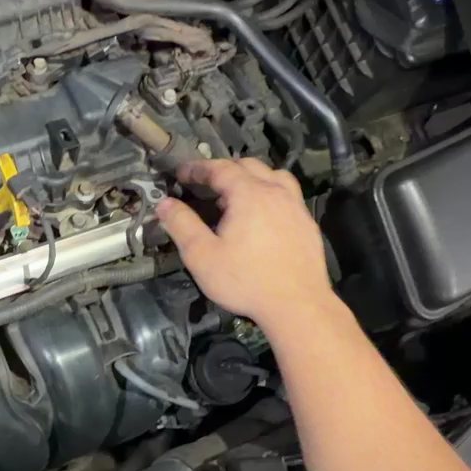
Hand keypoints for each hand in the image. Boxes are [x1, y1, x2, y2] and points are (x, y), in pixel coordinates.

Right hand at [155, 158, 332, 324]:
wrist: (296, 304)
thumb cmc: (245, 280)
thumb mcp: (202, 256)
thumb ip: (182, 225)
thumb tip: (164, 204)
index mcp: (248, 194)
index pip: (220, 169)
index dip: (198, 168)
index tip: (181, 173)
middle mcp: (275, 192)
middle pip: (248, 166)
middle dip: (223, 169)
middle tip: (205, 183)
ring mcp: (295, 206)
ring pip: (273, 175)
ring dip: (251, 176)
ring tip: (236, 192)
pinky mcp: (306, 223)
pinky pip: (286, 194)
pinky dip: (269, 192)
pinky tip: (261, 213)